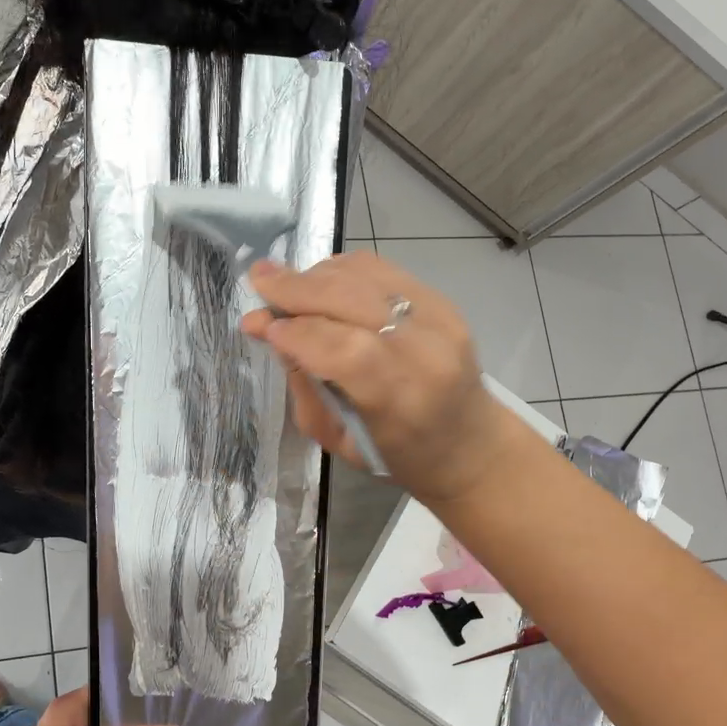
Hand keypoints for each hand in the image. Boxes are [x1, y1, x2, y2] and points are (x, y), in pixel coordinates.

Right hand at [240, 250, 529, 508]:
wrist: (468, 444)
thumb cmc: (396, 454)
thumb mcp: (337, 438)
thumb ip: (303, 385)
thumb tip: (267, 331)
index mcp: (401, 399)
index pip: (344, 350)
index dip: (296, 332)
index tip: (258, 326)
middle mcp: (426, 350)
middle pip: (352, 299)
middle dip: (297, 287)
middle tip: (258, 279)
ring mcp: (439, 318)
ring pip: (365, 275)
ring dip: (316, 275)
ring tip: (285, 284)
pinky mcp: (441, 300)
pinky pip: (381, 271)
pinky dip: (342, 271)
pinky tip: (320, 282)